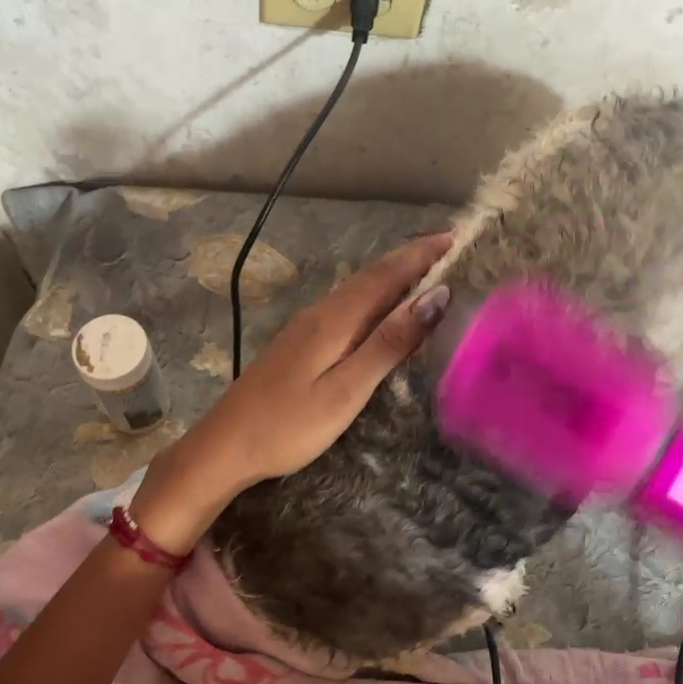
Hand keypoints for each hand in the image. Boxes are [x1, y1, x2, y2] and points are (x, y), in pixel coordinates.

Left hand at [131, 233, 453, 550]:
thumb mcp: (345, 390)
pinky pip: (344, 307)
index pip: (386, 275)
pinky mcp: (297, 345)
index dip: (421, 255)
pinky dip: (372, 298)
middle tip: (449, 247)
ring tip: (425, 271)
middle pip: (371, 277)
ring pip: (356, 290)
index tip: (458, 237)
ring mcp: (304, 328)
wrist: (224, 446)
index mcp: (335, 320)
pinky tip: (379, 309)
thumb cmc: (288, 426)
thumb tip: (436, 296)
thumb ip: (388, 344)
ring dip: (391, 276)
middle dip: (410, 259)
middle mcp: (319, 314)